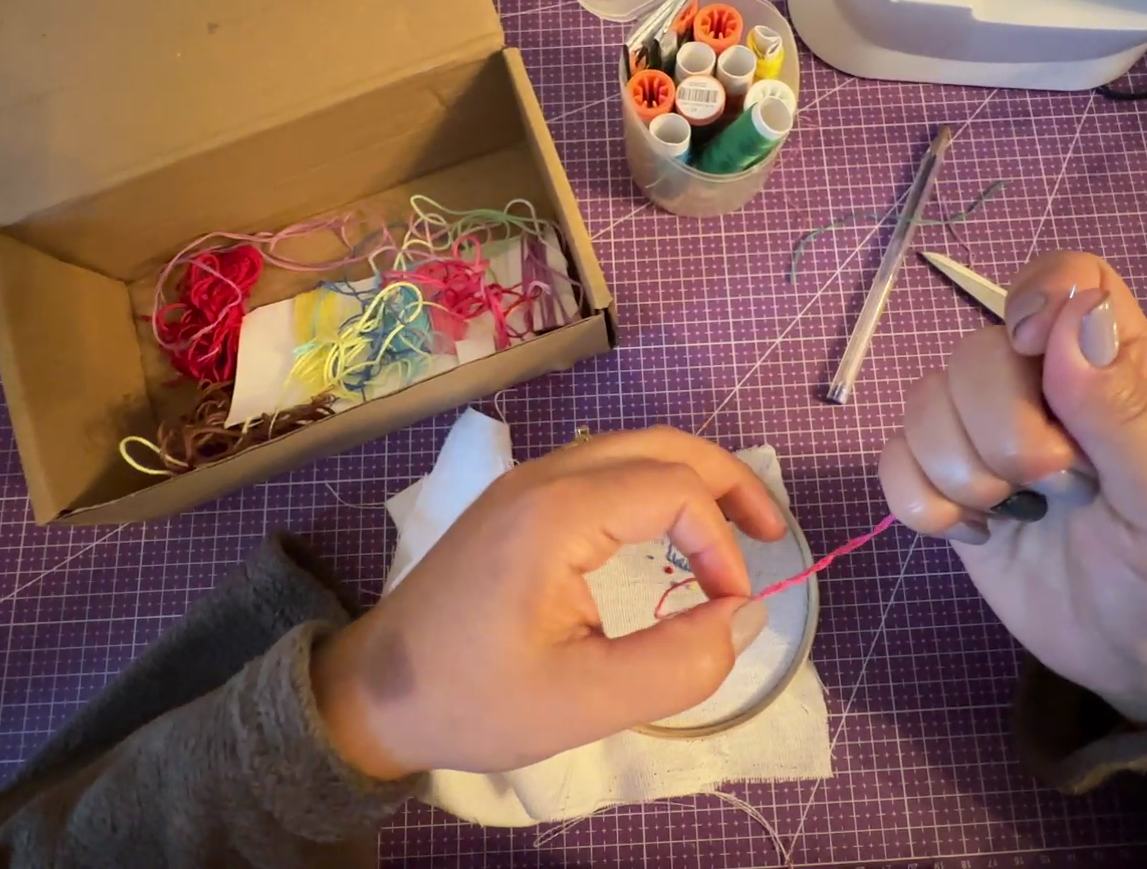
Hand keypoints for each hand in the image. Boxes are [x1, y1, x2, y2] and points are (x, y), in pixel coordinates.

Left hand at [311, 427, 785, 777]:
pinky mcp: (519, 499)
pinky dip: (653, 487)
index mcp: (558, 510)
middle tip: (773, 529)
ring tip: (735, 526)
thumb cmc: (473, 698)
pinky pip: (604, 469)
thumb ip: (679, 662)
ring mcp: (528, 480)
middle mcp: (546, 474)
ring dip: (691, 478)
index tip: (731, 606)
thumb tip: (744, 613)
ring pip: (632, 448)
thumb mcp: (585, 702)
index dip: (721, 541)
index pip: (673, 488)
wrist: (373, 693)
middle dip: (726, 479)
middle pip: (660, 444)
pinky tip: (668, 527)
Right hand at [878, 252, 1146, 722]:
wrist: (1142, 665)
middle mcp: (1042, 386)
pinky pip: (891, 460)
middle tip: (1055, 487)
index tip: (1034, 357)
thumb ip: (1125, 414)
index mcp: (1120, 370)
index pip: (1071, 280)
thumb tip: (1069, 317)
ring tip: (1013, 515)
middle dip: (999, 431)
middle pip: (974, 351)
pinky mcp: (942, 480)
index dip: (1039, 300)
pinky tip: (974, 532)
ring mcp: (983, 433)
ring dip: (959, 473)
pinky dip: (922, 504)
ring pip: (921, 403)